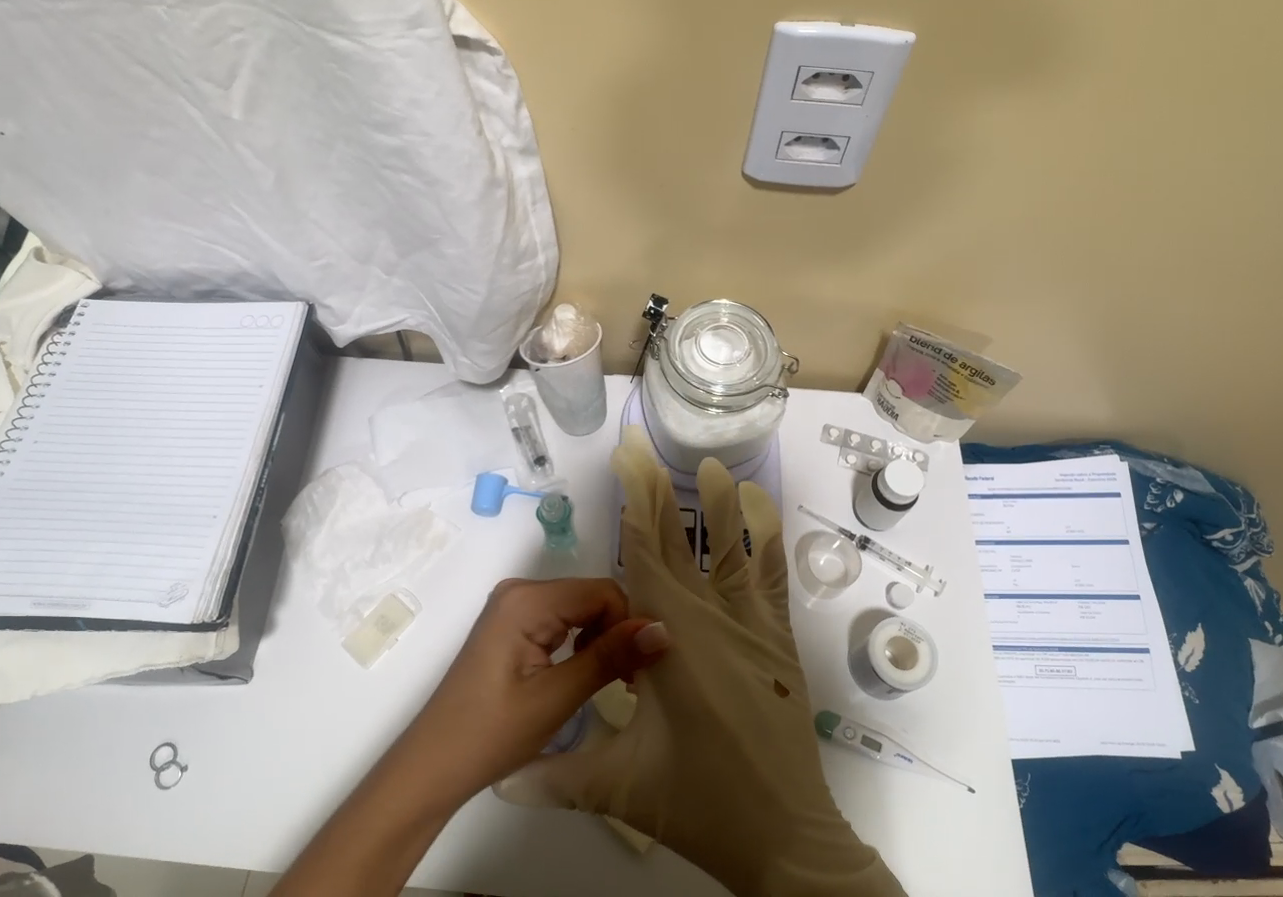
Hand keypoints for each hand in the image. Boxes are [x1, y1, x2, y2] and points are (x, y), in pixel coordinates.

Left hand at [392, 576, 669, 809]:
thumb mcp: (557, 697)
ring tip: (613, 683)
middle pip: (591, 597)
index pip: (602, 592)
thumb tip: (663, 629)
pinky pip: (561, 621)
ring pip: (580, 610)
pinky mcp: (511, 627)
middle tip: (631, 683)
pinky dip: (581, 644)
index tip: (641, 672)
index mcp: (527, 599)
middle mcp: (520, 591)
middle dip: (618, 633)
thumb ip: (610, 657)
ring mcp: (513, 608)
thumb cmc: (492, 733)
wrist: (434, 766)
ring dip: (602, 641)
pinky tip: (585, 674)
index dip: (629, 626)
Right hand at [496, 429, 905, 896]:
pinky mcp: (776, 644)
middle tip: (644, 448)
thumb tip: (500, 780)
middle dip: (658, 493)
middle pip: (679, 543)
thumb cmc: (696, 801)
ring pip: (733, 553)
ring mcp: (750, 628)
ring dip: (721, 508)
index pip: (644, 556)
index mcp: (668, 640)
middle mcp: (709, 619)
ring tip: (715, 467)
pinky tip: (764, 517)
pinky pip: (772, 582)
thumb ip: (555, 776)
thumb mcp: (618, 786)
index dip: (634, 502)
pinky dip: (768, 544)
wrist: (782, 833)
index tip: (628, 458)